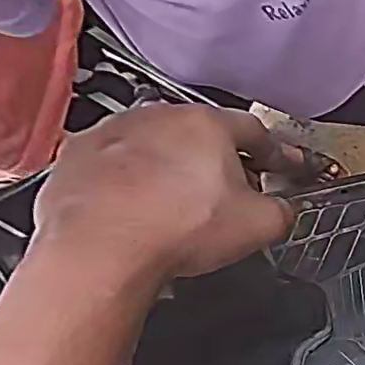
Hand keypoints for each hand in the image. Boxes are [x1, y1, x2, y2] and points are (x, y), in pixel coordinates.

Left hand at [32, 105, 296, 288]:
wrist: (102, 248)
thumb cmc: (177, 227)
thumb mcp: (261, 225)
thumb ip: (282, 209)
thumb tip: (281, 209)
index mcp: (208, 124)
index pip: (256, 131)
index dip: (277, 153)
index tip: (285, 166)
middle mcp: (159, 117)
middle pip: (205, 136)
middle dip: (223, 163)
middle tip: (235, 196)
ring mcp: (115, 132)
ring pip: (162, 148)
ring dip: (178, 171)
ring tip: (186, 210)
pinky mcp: (80, 155)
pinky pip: (122, 165)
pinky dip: (138, 184)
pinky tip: (147, 213)